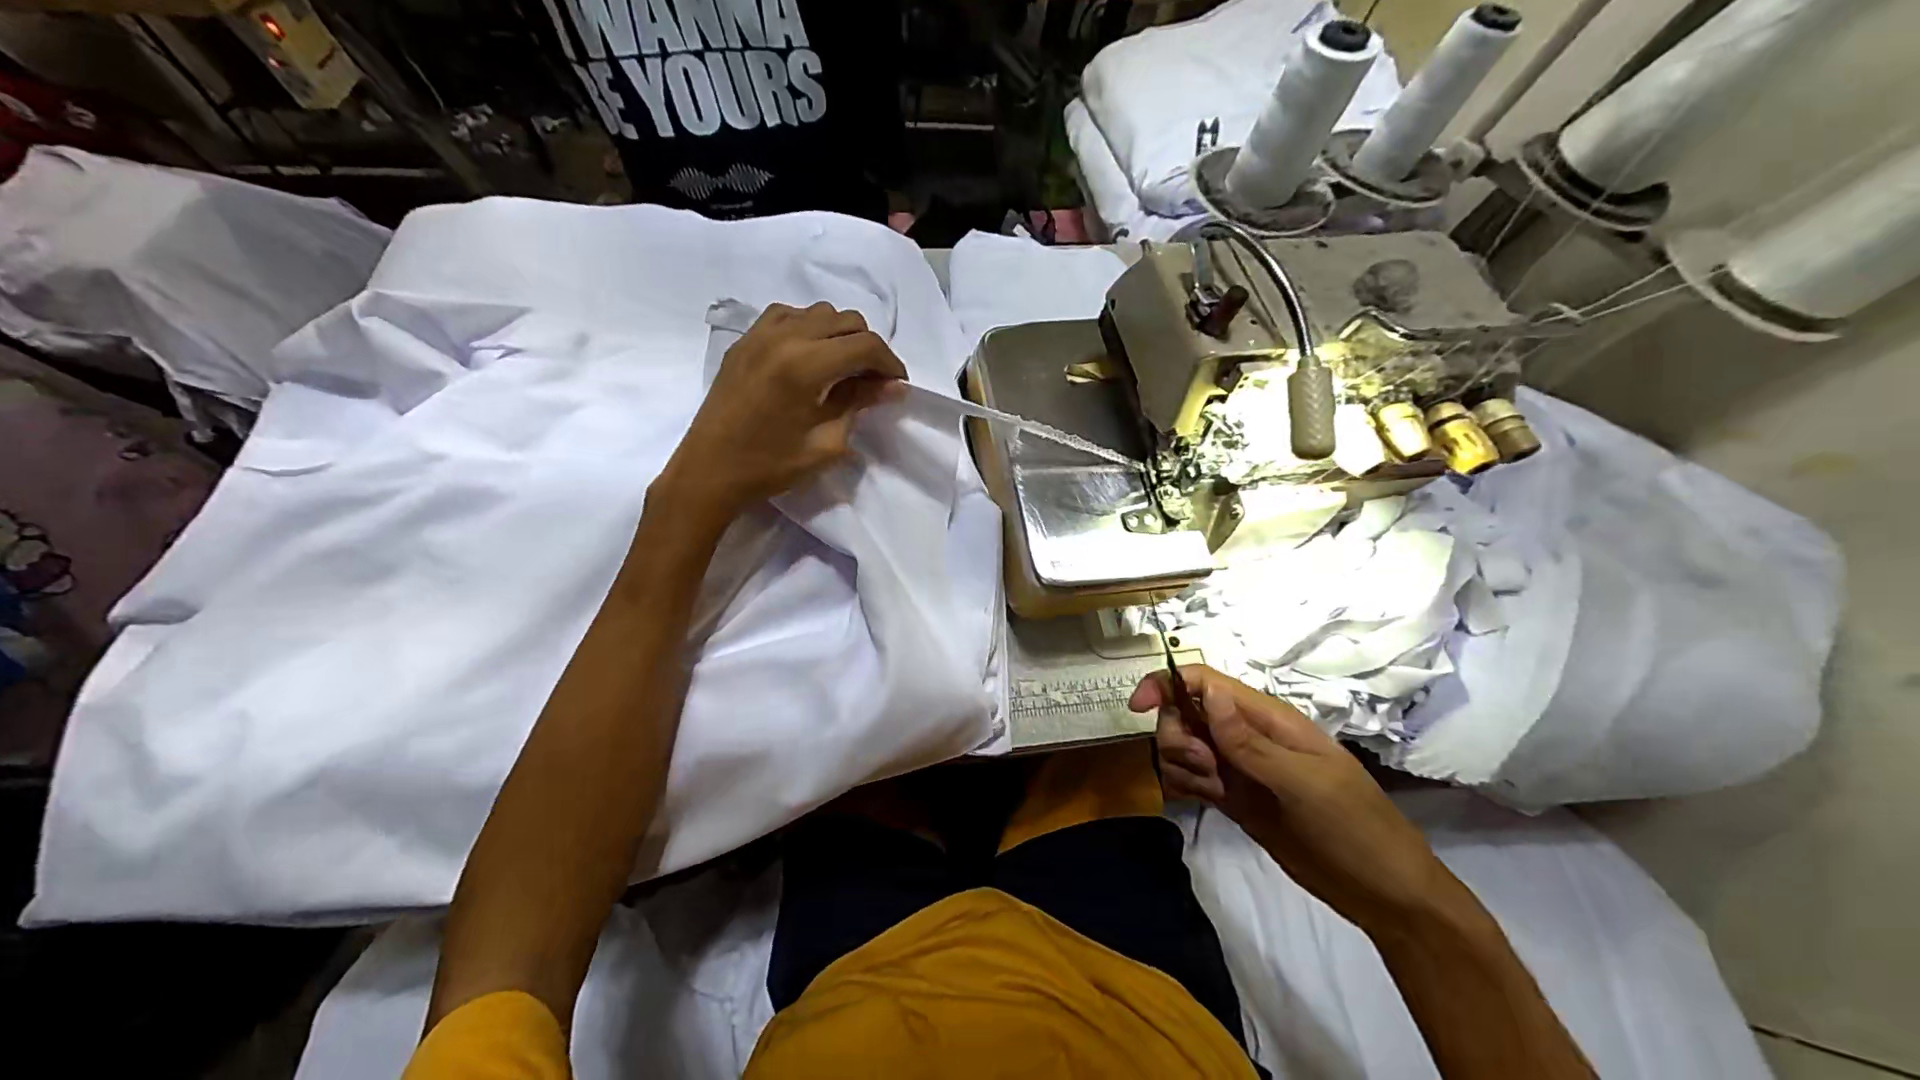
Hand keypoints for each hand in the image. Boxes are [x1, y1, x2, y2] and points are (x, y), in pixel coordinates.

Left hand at [657, 302, 907, 519]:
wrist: (709, 471)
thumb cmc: (770, 466)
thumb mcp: (826, 442)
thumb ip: (859, 403)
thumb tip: (893, 386)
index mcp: (805, 365)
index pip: (865, 345)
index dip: (890, 363)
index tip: (897, 385)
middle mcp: (783, 337)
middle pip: (845, 320)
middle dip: (868, 347)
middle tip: (872, 380)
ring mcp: (760, 334)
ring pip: (818, 312)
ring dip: (839, 335)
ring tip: (841, 368)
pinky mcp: (744, 341)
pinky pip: (787, 316)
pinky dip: (808, 328)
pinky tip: (809, 356)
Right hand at [1131, 665, 1466, 934]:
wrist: (1383, 893)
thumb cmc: (1355, 828)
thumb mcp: (1306, 783)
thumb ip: (1251, 742)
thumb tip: (1209, 693)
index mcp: (1268, 719)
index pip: (1206, 682)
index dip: (1167, 684)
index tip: (1138, 709)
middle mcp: (1246, 736)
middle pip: (1183, 713)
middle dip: (1178, 736)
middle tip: (1207, 767)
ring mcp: (1237, 767)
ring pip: (1181, 746)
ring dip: (1181, 764)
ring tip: (1215, 790)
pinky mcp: (1231, 797)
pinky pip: (1189, 778)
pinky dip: (1184, 784)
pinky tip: (1207, 800)